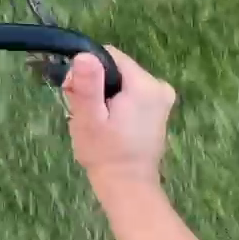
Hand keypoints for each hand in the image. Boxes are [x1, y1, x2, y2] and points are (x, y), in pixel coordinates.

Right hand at [62, 47, 175, 188]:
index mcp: (144, 84)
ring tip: (95, 120)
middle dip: (95, 85)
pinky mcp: (158, 110)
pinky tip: (108, 123)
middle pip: (115, 69)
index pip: (108, 56)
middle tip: (84, 112)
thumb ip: (87, 85)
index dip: (86, 71)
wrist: (127, 184)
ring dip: (103, 95)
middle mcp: (159, 86)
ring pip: (121, 81)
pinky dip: (115, 103)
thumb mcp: (89, 117)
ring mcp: (162, 99)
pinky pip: (130, 93)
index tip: (76, 93)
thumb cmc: (104, 152)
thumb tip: (83, 54)